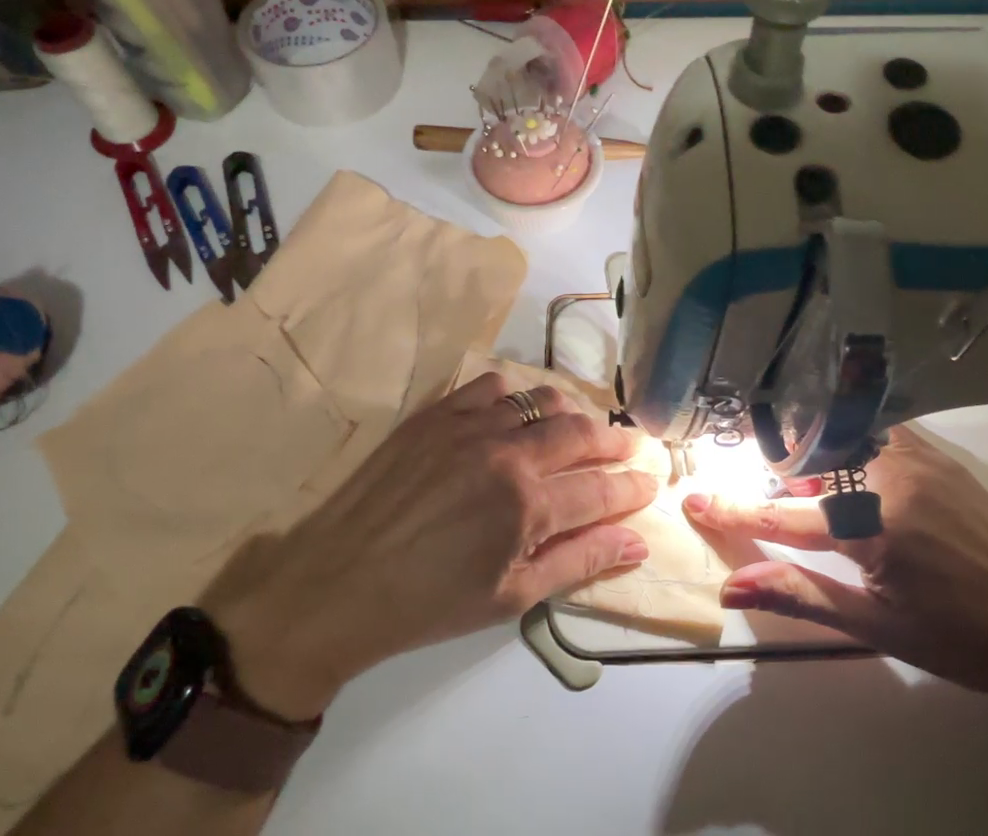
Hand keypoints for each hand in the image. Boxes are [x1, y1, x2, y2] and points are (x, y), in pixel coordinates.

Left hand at [205, 373, 655, 719]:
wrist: (337, 583)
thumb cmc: (429, 603)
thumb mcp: (512, 597)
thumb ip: (579, 561)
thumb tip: (637, 543)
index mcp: (528, 503)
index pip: (602, 488)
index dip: (632, 487)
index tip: (650, 484)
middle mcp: (506, 451)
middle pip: (580, 432)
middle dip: (614, 441)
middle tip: (630, 449)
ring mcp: (468, 426)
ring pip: (539, 399)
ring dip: (569, 414)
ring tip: (577, 430)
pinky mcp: (435, 414)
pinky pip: (489, 385)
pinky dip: (515, 395)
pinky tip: (515, 413)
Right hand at [684, 426, 987, 710]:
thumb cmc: (965, 637)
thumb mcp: (878, 625)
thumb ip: (802, 595)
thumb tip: (733, 587)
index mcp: (876, 521)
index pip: (785, 512)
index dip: (735, 510)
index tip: (694, 501)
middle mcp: (895, 475)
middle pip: (814, 455)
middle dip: (777, 467)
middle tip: (755, 484)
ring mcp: (925, 460)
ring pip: (847, 437)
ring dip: (815, 454)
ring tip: (800, 481)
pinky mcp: (945, 461)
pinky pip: (882, 435)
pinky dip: (850, 445)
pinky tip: (848, 470)